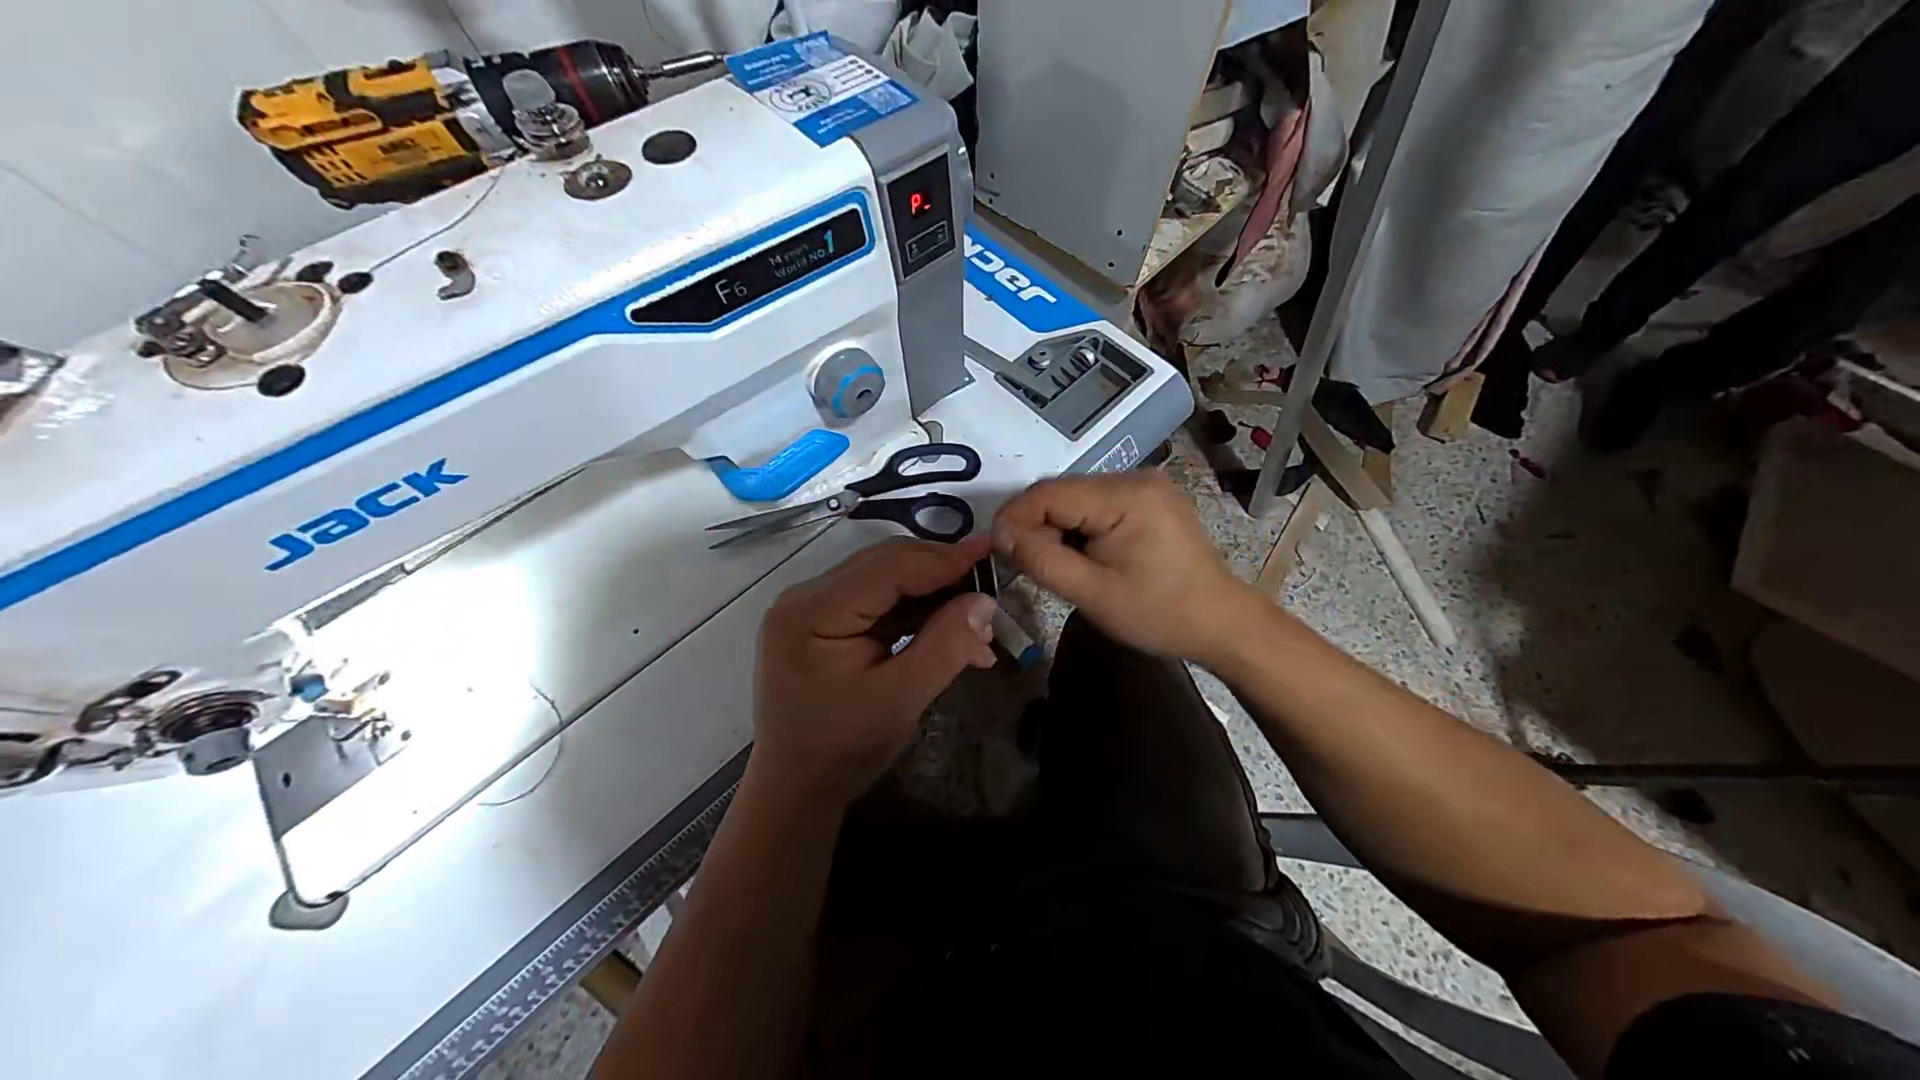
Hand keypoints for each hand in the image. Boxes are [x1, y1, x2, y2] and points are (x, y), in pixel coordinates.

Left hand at [752, 536, 997, 809]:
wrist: (797, 788)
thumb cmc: (842, 749)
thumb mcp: (900, 699)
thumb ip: (944, 646)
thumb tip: (984, 601)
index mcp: (812, 611)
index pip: (887, 568)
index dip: (942, 558)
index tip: (990, 550)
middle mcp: (805, 597)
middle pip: (884, 566)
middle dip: (941, 574)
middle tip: (991, 589)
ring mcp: (812, 608)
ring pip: (884, 581)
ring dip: (932, 593)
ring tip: (977, 616)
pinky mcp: (824, 623)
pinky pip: (877, 602)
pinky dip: (915, 611)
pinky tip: (948, 627)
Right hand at [993, 472, 1257, 664]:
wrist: (1221, 624)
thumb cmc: (1159, 614)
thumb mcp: (1092, 593)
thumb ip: (1041, 559)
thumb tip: (1000, 534)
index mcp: (1125, 495)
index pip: (1048, 493)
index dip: (1014, 519)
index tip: (997, 552)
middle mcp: (1135, 477)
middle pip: (1061, 492)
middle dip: (1035, 526)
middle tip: (1023, 565)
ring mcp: (1145, 486)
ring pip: (1075, 499)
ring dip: (1055, 528)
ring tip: (1053, 565)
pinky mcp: (1149, 499)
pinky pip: (1096, 505)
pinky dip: (1078, 528)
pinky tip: (1080, 555)